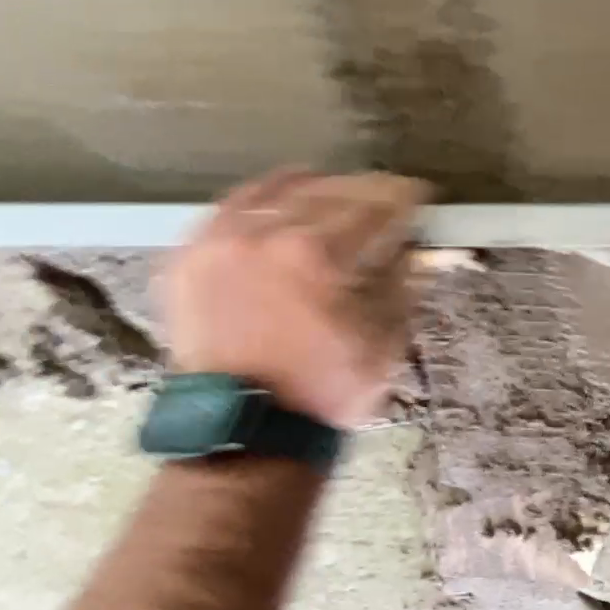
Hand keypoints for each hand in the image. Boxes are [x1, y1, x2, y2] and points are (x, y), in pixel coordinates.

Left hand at [163, 168, 432, 428]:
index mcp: (317, 255)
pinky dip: (262, 199)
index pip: (371, 208)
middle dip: (363, 189)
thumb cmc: (329, 386)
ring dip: (313, 186)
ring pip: (272, 192)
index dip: (402, 197)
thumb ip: (402, 283)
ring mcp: (217, 242)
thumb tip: (420, 249)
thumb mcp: (386, 338)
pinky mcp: (187, 257)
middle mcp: (262, 235)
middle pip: (323, 191)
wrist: (246, 423)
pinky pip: (228, 209)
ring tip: (338, 188)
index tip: (423, 192)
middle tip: (390, 191)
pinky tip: (281, 200)